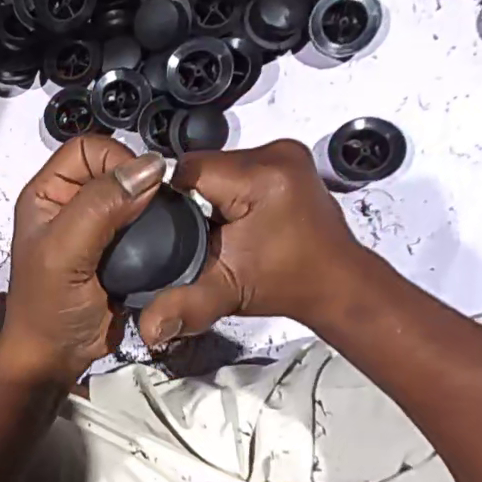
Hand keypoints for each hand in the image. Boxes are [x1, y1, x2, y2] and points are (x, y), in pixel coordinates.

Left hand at [0, 136, 167, 384]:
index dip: (115, 159)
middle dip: (137, 182)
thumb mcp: (65, 252)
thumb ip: (100, 207)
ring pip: (132, 195)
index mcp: (47, 195)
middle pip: (113, 168)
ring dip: (150, 206)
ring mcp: (96, 228)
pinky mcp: (118, 250)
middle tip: (152, 208)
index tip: (139, 186)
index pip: (86, 149)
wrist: (58, 356)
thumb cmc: (46, 310)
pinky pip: (144, 225)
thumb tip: (147, 169)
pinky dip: (156, 228)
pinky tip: (160, 240)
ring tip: (158, 225)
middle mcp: (70, 205)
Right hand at [135, 140, 377, 347]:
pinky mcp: (288, 160)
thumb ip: (181, 304)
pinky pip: (239, 167)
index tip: (177, 228)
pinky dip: (230, 190)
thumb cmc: (290, 283)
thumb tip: (146, 328)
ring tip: (217, 226)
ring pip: (219, 164)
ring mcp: (286, 153)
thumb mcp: (225, 292)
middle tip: (203, 234)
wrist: (335, 283)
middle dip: (193, 199)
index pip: (189, 169)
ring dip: (211, 194)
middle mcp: (277, 155)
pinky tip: (233, 216)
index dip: (172, 199)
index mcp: (262, 178)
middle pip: (203, 164)